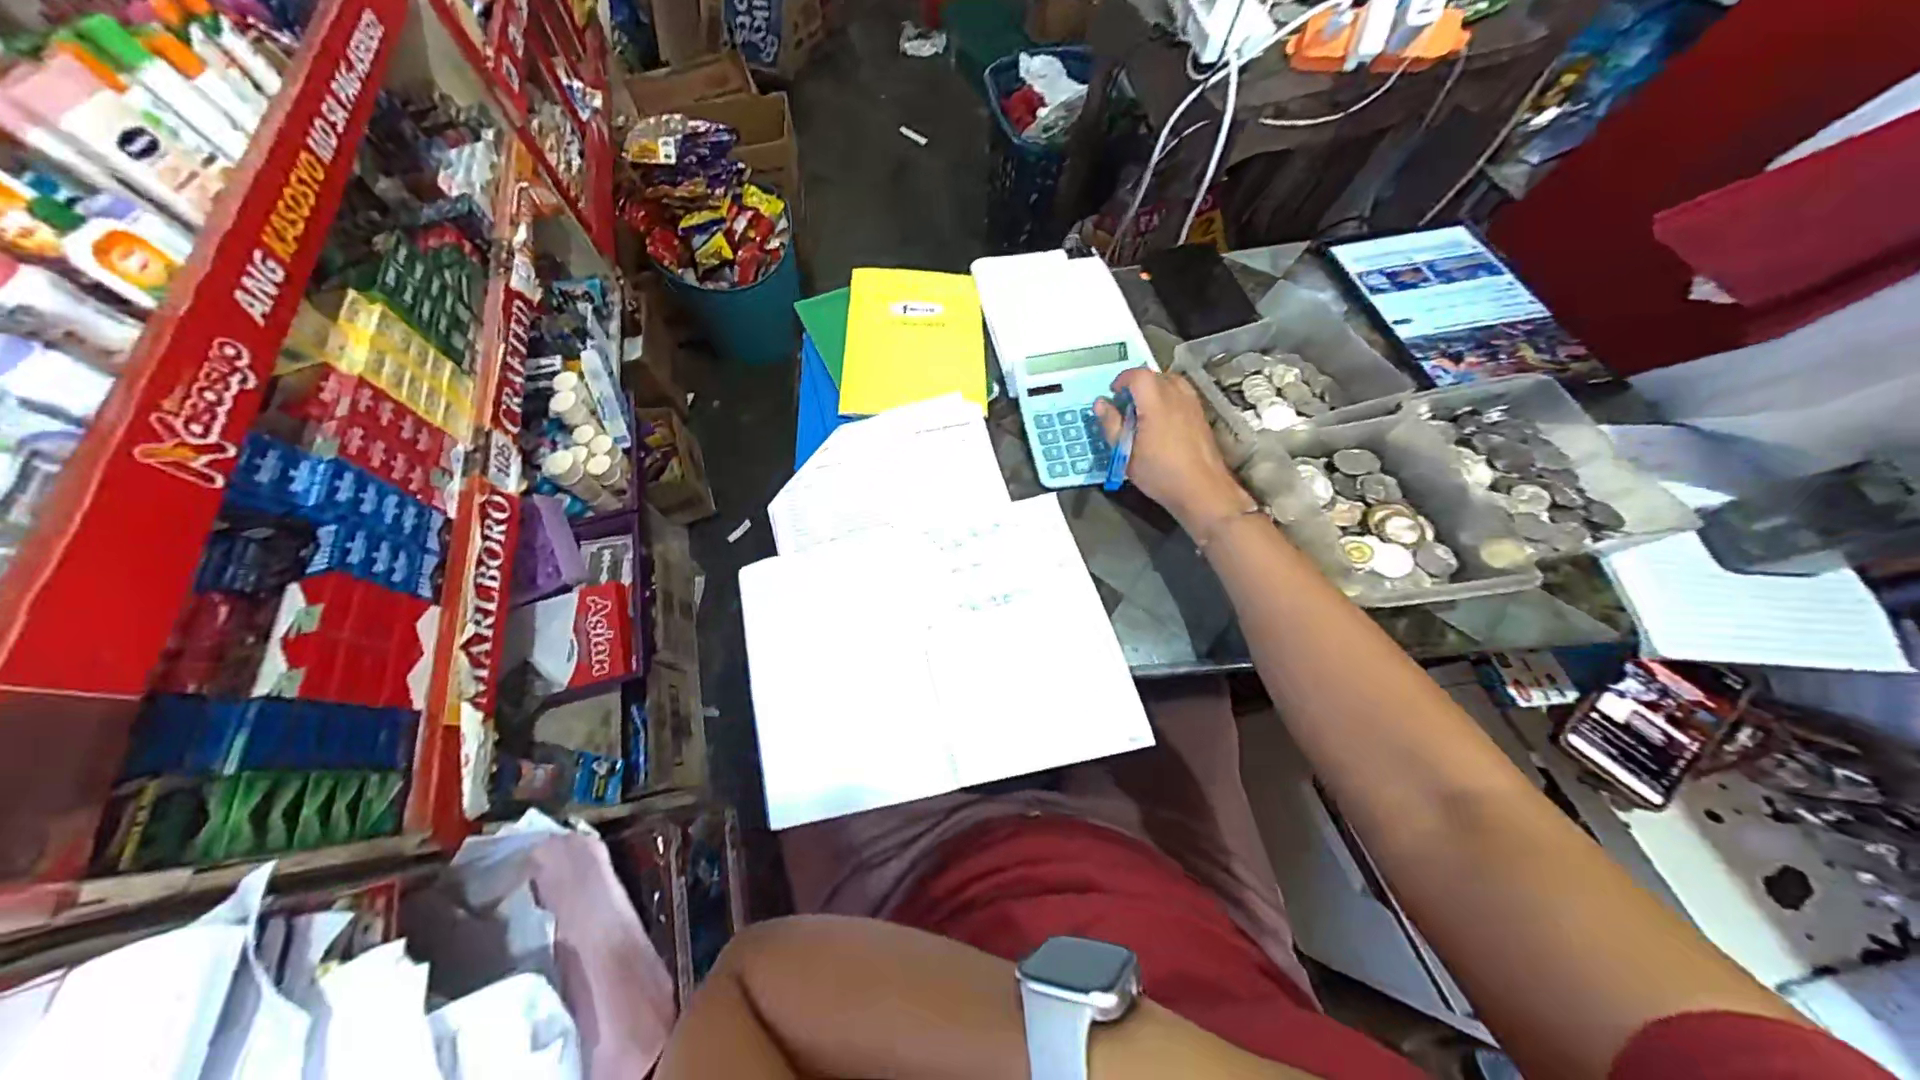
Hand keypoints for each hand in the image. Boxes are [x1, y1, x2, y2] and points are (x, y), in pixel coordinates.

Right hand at [1096, 367, 1253, 535]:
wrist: (1201, 489)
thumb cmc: (1159, 473)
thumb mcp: (1126, 454)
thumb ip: (1112, 424)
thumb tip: (1100, 403)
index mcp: (1156, 403)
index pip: (1138, 375)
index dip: (1122, 379)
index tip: (1113, 394)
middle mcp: (1177, 396)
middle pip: (1155, 375)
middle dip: (1137, 384)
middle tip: (1125, 405)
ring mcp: (1192, 404)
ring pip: (1171, 382)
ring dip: (1154, 389)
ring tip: (1144, 411)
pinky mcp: (1201, 415)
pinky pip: (1182, 394)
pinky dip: (1168, 397)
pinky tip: (1162, 421)